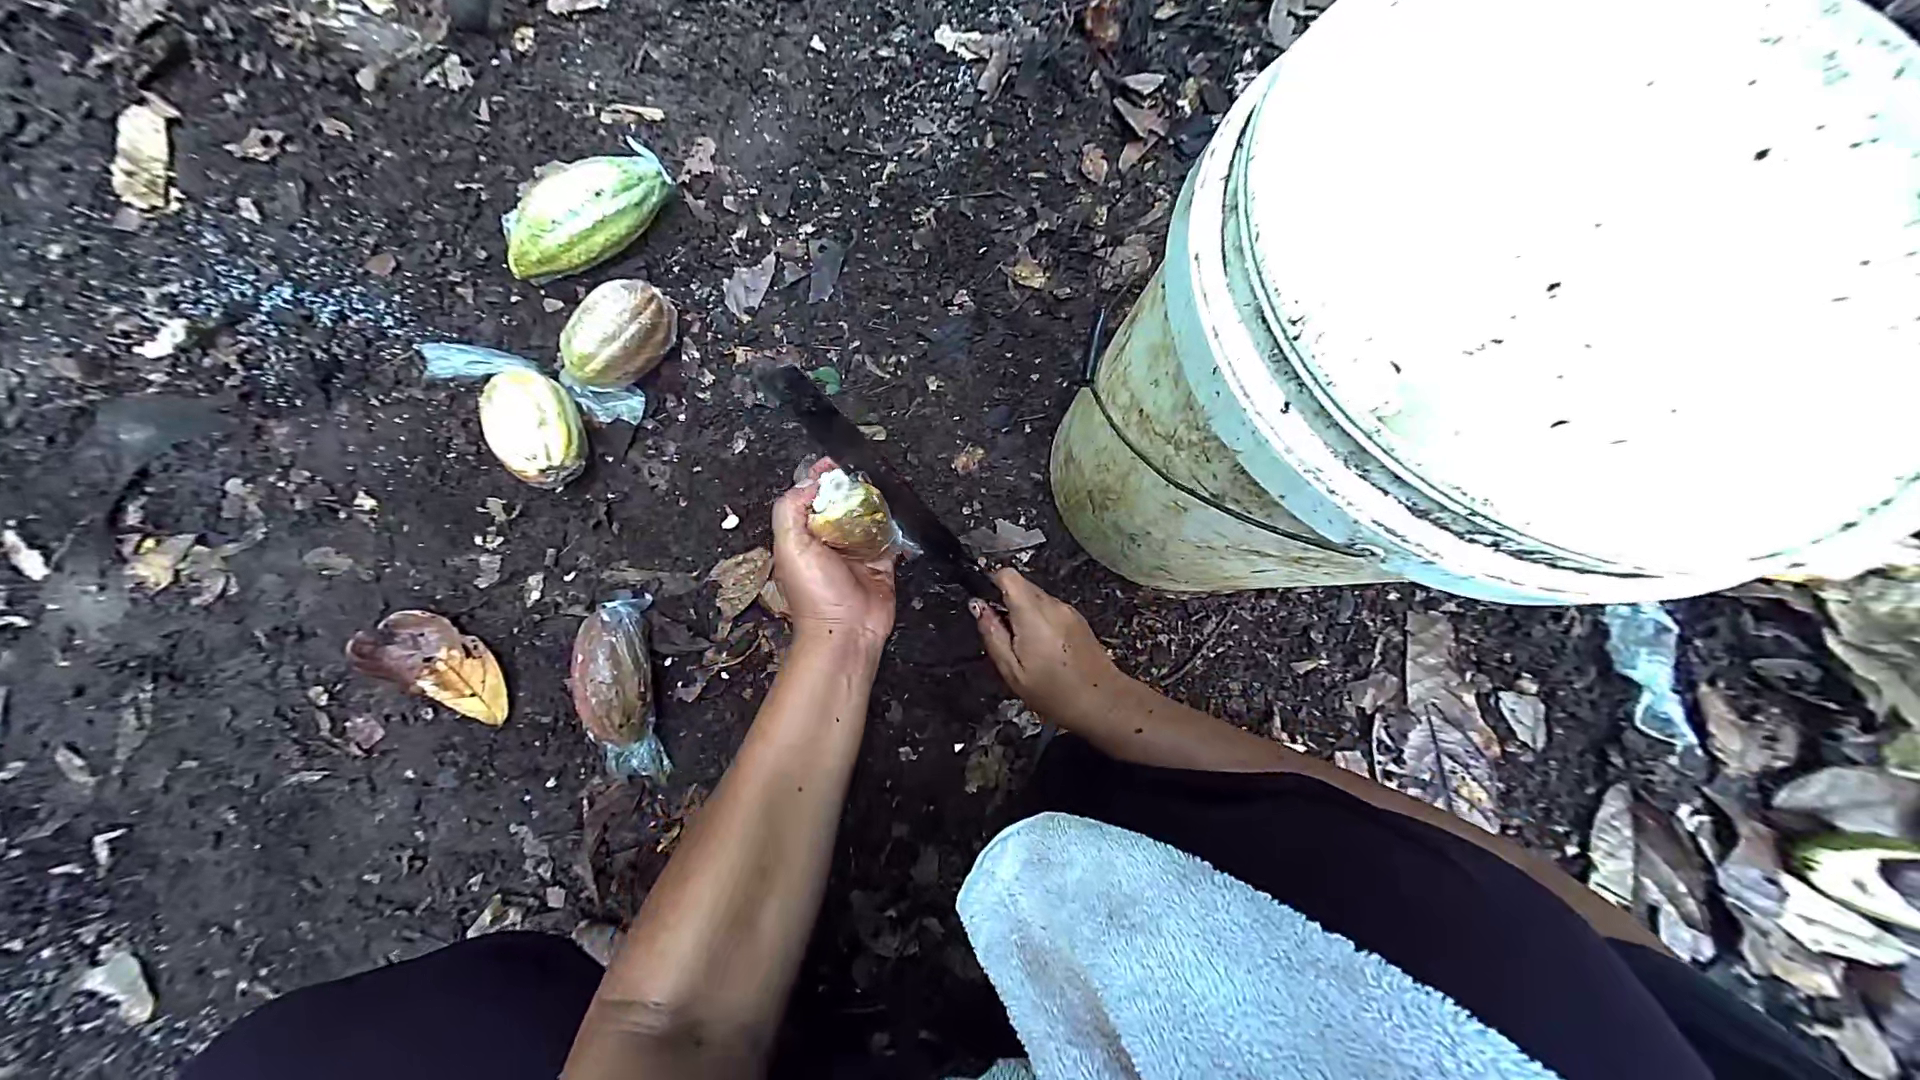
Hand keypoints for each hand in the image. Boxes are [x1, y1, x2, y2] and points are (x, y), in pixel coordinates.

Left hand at [772, 458, 897, 652]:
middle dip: (852, 487)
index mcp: (803, 535)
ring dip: (875, 503)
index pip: (811, 496)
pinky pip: (891, 536)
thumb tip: (807, 482)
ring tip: (880, 491)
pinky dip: (894, 526)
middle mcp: (829, 540)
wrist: (848, 631)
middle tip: (861, 476)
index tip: (834, 464)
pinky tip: (895, 515)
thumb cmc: (815, 598)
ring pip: (868, 515)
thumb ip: (790, 510)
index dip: (821, 477)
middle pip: (842, 502)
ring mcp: (856, 551)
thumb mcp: (789, 546)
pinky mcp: (881, 561)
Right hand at [971, 569, 1132, 728]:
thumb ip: (992, 634)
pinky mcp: (1077, 618)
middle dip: (1007, 603)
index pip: (1008, 575)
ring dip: (1024, 613)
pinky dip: (1040, 620)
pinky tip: (1043, 648)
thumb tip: (977, 606)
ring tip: (1026, 648)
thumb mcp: (1012, 671)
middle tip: (1006, 637)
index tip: (987, 606)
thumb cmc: (1054, 693)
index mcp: (1033, 615)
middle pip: (1022, 585)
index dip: (992, 583)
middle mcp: (1053, 605)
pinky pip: (1050, 608)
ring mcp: (1068, 610)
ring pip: (1036, 597)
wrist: (1102, 702)